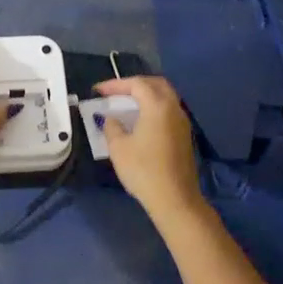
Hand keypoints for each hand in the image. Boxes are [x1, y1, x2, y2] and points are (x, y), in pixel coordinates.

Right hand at [94, 76, 205, 223]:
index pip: (137, 84)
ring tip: (126, 105)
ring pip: (165, 97)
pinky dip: (153, 108)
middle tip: (116, 92)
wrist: (175, 199)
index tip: (98, 91)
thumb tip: (111, 118)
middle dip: (135, 85)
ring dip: (146, 96)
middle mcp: (173, 109)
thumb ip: (112, 127)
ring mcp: (182, 122)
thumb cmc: (143, 170)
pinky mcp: (184, 136)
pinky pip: (168, 111)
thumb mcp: (118, 148)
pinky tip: (141, 121)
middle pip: (156, 84)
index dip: (116, 84)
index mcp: (157, 106)